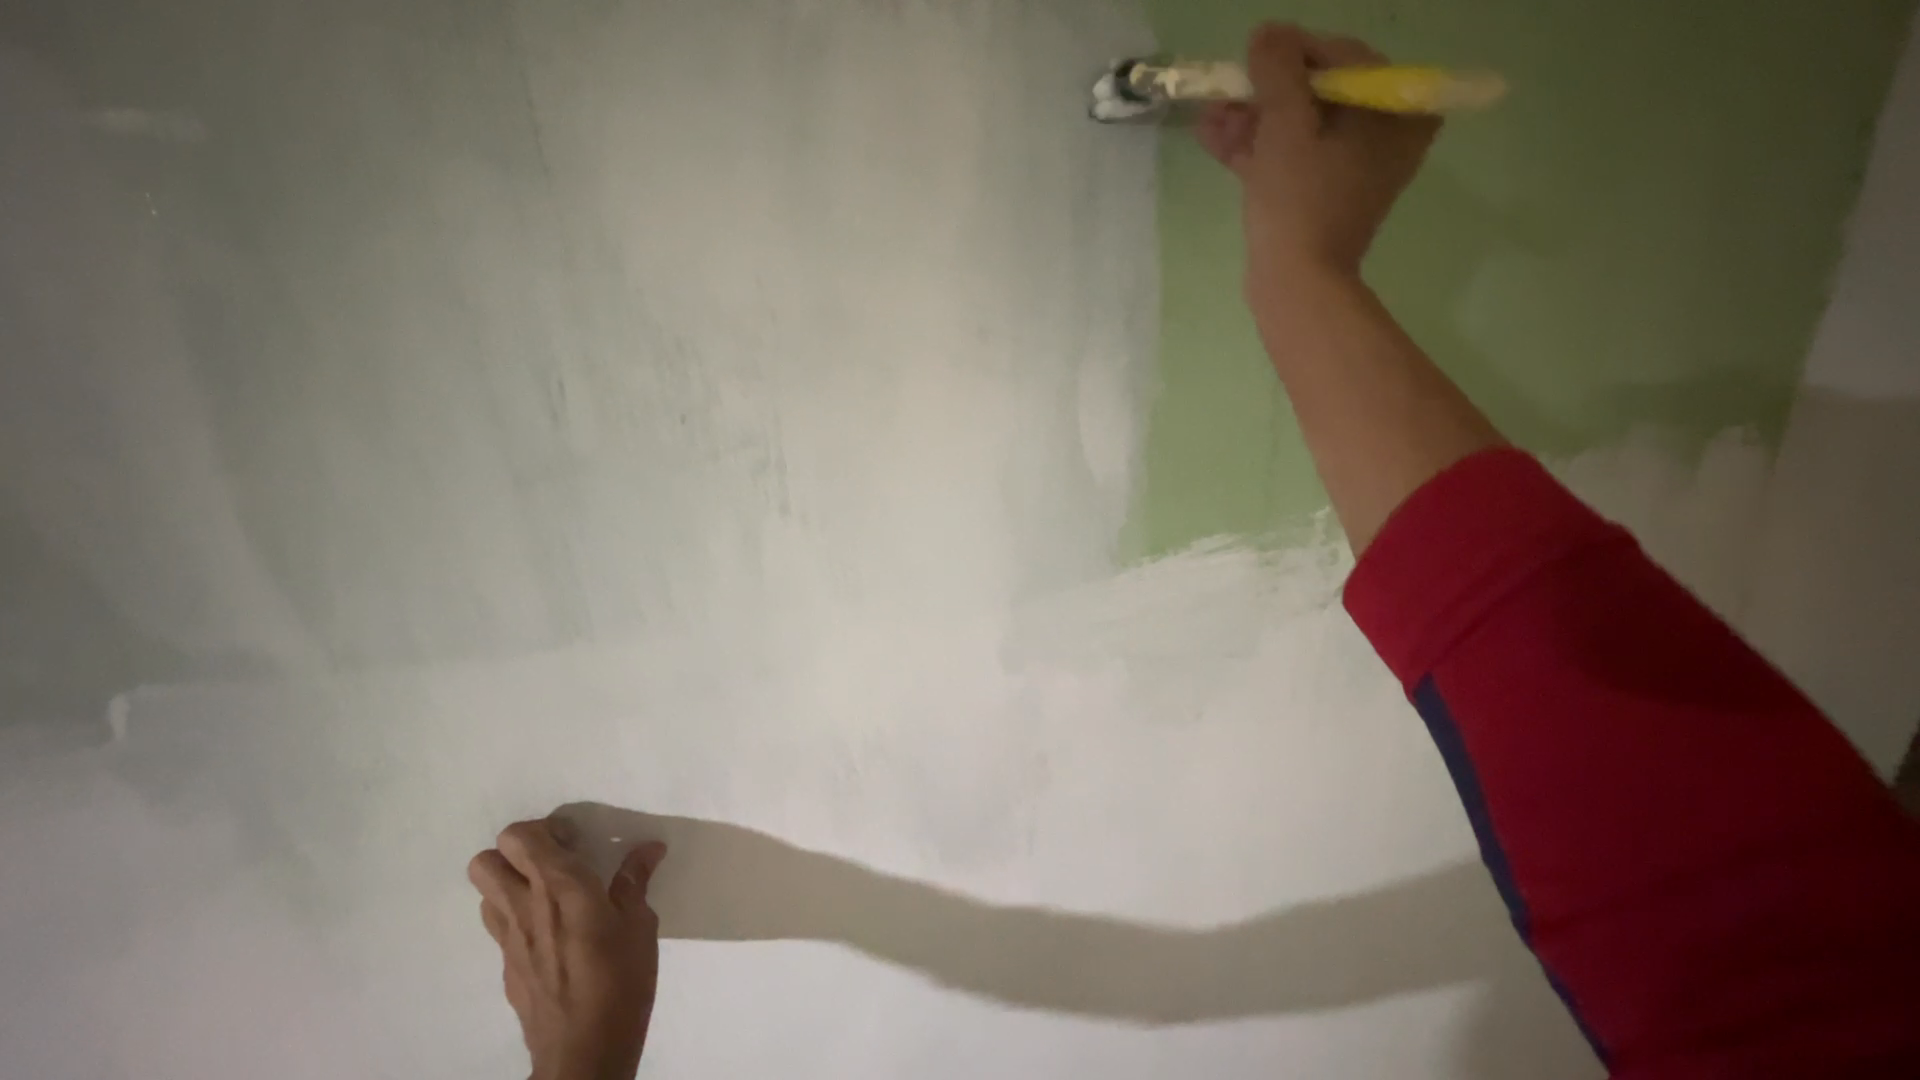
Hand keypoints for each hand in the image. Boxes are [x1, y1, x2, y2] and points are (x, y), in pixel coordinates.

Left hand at [468, 818, 667, 1079]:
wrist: (585, 1050)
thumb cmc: (621, 980)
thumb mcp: (640, 925)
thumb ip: (635, 882)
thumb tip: (647, 849)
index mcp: (561, 888)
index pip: (521, 837)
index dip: (545, 829)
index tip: (577, 841)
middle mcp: (525, 908)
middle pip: (486, 860)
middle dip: (515, 852)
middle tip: (555, 861)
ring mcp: (509, 941)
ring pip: (484, 893)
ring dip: (510, 883)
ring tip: (550, 894)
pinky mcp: (506, 968)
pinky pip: (498, 927)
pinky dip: (518, 916)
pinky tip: (552, 933)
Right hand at [1197, 24, 1439, 287]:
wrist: (1296, 283)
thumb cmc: (1300, 200)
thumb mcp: (1287, 124)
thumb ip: (1278, 69)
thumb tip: (1267, 34)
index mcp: (1394, 114)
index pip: (1342, 59)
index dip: (1292, 53)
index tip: (1251, 57)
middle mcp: (1382, 137)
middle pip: (1317, 95)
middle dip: (1264, 92)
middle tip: (1225, 88)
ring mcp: (1350, 171)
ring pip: (1298, 129)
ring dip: (1251, 121)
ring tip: (1209, 115)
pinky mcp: (1321, 198)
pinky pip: (1290, 160)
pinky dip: (1256, 150)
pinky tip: (1214, 137)